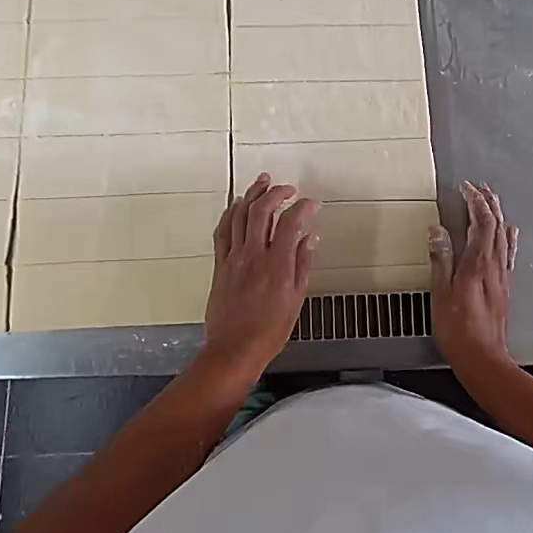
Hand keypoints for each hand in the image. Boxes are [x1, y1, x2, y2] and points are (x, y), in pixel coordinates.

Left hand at [202, 174, 319, 372]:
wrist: (234, 349)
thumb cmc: (268, 331)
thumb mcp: (296, 298)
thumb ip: (302, 264)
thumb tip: (310, 239)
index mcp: (277, 265)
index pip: (291, 223)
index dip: (303, 207)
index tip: (312, 204)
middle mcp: (253, 256)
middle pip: (262, 211)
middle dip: (276, 193)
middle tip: (287, 188)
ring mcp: (233, 258)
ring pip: (240, 215)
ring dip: (252, 194)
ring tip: (262, 183)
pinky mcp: (220, 265)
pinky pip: (223, 231)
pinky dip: (231, 214)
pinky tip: (237, 206)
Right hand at [429, 181, 520, 368]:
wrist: (484, 357)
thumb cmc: (459, 329)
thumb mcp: (441, 293)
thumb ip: (441, 259)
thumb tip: (437, 230)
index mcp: (478, 263)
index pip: (481, 222)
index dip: (475, 201)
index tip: (466, 188)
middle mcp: (494, 265)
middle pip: (495, 224)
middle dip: (487, 202)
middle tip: (477, 187)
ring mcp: (502, 275)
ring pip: (503, 235)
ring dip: (497, 214)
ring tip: (490, 199)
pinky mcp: (504, 286)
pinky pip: (509, 253)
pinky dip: (508, 237)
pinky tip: (509, 232)